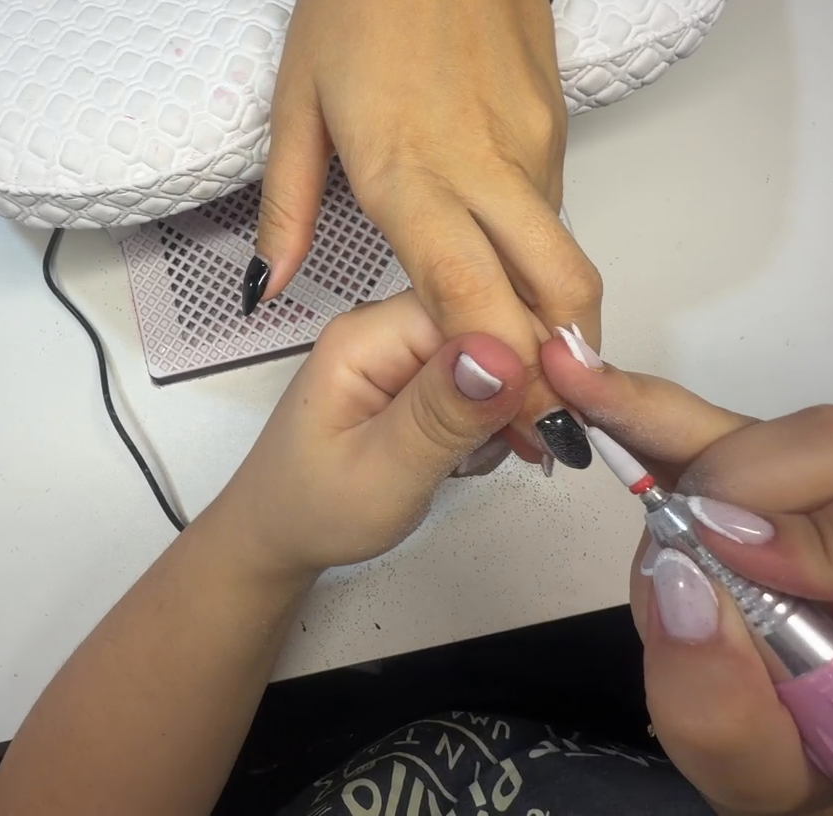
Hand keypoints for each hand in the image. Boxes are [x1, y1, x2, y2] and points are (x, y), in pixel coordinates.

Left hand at [203, 293, 526, 577]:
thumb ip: (441, 416)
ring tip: (473, 459)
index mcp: (365, 334)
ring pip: (493, 352)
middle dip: (521, 386)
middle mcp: (385, 327)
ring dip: (507, 408)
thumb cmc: (314, 507)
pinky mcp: (414, 375)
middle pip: (489, 321)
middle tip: (524, 449)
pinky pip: (479, 377)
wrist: (281, 529)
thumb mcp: (381, 473)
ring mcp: (401, 350)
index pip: (469, 304)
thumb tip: (505, 353)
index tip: (551, 419)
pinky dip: (491, 418)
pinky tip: (469, 453)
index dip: (523, 354)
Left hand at [251, 0, 601, 468]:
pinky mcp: (559, 123)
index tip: (505, 421)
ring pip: (559, 252)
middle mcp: (488, 169)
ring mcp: (535, 145)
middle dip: (555, 362)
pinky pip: (553, 209)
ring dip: (548, 314)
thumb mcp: (295, 106)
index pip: (469, 294)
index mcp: (409, 173)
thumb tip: (267, 286)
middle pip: (556, 289)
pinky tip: (509, 269)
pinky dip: (539, 256)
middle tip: (535, 409)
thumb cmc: (351, 10)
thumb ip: (287, 208)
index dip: (496, 369)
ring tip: (520, 356)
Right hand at [539, 335, 832, 814]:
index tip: (734, 557)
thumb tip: (679, 583)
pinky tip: (576, 380)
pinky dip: (630, 407)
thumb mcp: (755, 778)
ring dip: (686, 455)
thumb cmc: (789, 770)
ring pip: (771, 427)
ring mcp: (820, 491)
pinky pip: (694, 421)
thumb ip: (721, 707)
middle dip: (743, 482)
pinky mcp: (745, 470)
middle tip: (674, 531)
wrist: (766, 742)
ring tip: (649, 516)